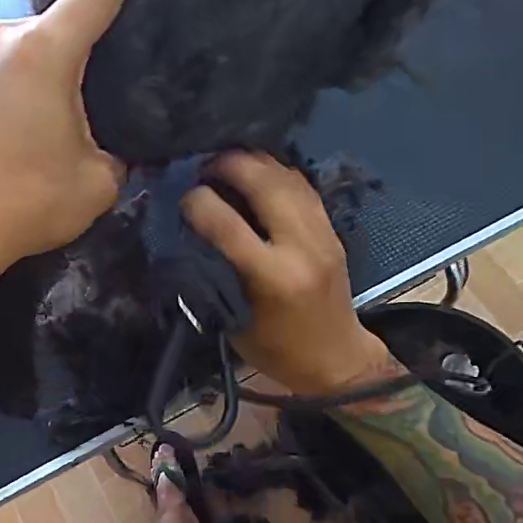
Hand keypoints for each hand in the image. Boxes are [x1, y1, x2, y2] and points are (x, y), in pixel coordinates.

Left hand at [0, 0, 154, 282]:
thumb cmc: (30, 203)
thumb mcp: (102, 181)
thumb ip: (124, 148)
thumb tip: (124, 139)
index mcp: (47, 53)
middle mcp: (7, 37)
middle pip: (70, 24)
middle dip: (100, 49)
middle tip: (127, 87)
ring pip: (44, 48)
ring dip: (70, 74)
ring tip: (86, 120)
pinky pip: (19, 64)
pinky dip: (45, 83)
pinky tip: (52, 124)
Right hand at [182, 152, 395, 393]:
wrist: (338, 360)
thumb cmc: (280, 352)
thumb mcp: (235, 323)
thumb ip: (215, 277)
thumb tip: (192, 236)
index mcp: (273, 278)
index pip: (225, 222)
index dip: (196, 202)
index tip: (184, 201)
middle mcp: (301, 248)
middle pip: (263, 181)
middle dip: (228, 164)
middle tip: (204, 166)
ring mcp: (322, 237)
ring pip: (288, 177)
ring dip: (255, 163)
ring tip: (228, 165)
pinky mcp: (333, 234)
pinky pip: (304, 189)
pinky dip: (279, 175)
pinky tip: (260, 177)